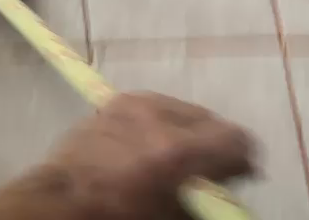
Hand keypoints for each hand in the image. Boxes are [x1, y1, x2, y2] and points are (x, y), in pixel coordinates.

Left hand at [41, 92, 254, 218]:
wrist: (64, 199)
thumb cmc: (121, 217)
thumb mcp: (172, 216)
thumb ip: (208, 203)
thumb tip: (230, 193)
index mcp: (175, 151)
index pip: (234, 139)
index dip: (245, 159)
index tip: (243, 176)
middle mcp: (158, 116)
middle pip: (211, 120)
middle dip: (219, 146)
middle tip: (217, 172)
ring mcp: (135, 103)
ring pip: (185, 110)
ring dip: (194, 131)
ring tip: (186, 159)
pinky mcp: (119, 100)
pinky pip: (159, 105)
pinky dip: (168, 122)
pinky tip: (160, 144)